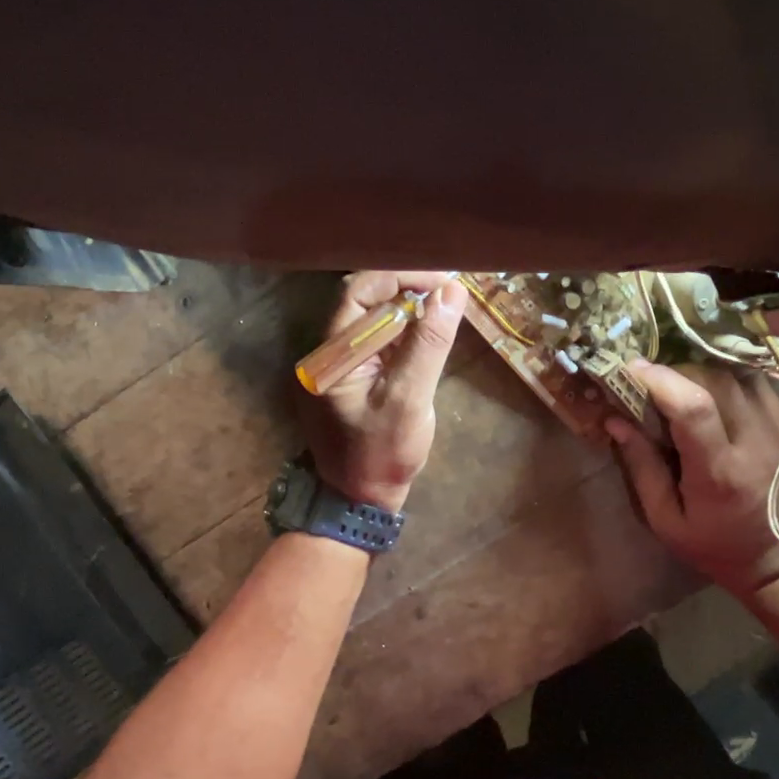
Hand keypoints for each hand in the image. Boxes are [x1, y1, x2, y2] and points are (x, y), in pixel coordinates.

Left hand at [305, 272, 466, 511]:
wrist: (360, 501)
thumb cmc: (382, 454)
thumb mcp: (409, 399)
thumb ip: (428, 344)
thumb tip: (451, 292)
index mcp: (330, 354)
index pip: (360, 292)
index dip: (402, 278)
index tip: (444, 281)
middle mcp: (327, 352)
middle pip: (364, 299)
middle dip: (407, 289)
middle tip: (449, 292)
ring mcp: (338, 364)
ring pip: (371, 318)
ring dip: (407, 309)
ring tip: (446, 306)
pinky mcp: (352, 377)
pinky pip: (376, 340)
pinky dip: (403, 331)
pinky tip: (430, 331)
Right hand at [607, 361, 778, 594]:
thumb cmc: (716, 548)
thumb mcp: (666, 521)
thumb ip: (641, 468)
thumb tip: (616, 420)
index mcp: (718, 473)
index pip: (693, 408)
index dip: (659, 380)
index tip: (628, 369)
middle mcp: (753, 442)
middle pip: (713, 380)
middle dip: (674, 374)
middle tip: (648, 384)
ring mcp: (777, 429)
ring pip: (736, 374)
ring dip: (700, 371)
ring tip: (676, 388)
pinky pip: (755, 382)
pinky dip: (725, 377)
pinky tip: (707, 392)